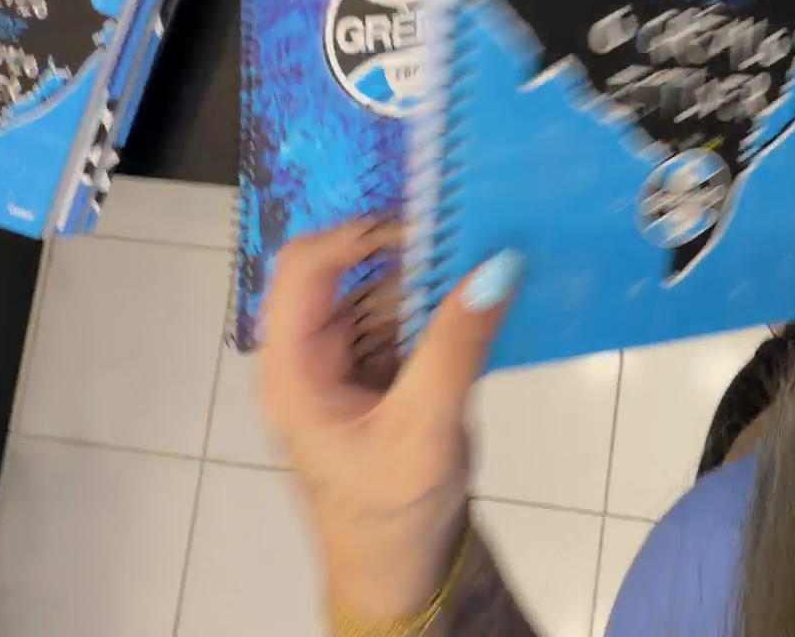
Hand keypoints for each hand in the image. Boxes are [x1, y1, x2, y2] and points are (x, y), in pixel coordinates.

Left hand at [258, 220, 521, 619]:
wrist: (404, 565)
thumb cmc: (391, 505)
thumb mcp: (425, 425)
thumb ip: (457, 343)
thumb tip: (499, 265)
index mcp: (295, 366)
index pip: (306, 268)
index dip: (359, 235)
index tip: (428, 228)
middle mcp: (317, 351)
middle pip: (354, 272)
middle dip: (412, 254)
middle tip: (477, 241)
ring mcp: (354, 358)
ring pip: (390, 289)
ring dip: (438, 276)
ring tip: (493, 263)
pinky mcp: (390, 368)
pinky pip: (417, 315)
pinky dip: (450, 301)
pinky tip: (489, 296)